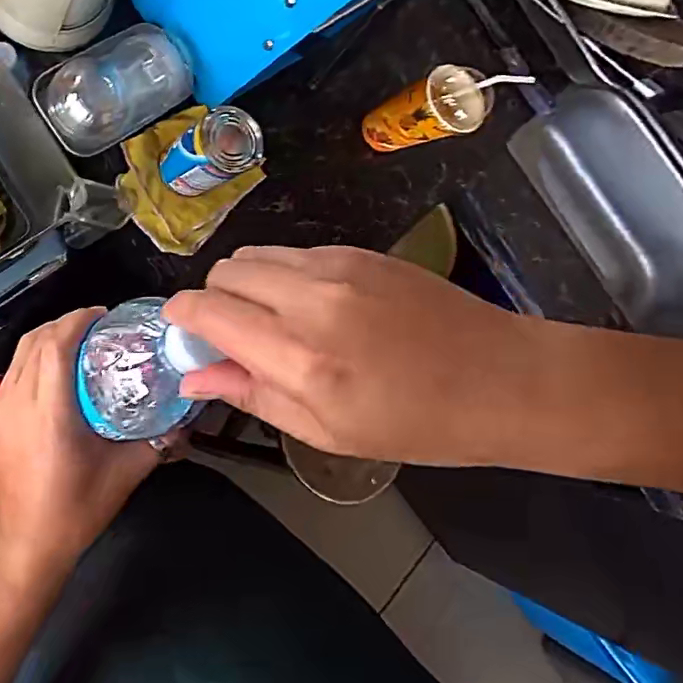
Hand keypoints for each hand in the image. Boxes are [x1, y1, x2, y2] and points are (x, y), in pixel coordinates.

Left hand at [0, 308, 162, 577]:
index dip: (78, 320)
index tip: (104, 316)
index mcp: (49, 410)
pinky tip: (59, 367)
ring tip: (81, 340)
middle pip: (36, 340)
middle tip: (98, 327)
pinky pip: (14, 368)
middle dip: (66, 323)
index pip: (55, 345)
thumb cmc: (76, 508)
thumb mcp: (125, 473)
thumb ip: (158, 441)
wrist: (26, 542)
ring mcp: (2, 406)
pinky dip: (35, 354)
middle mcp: (19, 400)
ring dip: (49, 336)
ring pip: (21, 351)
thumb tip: (185, 419)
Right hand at [164, 245, 566, 465]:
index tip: (180, 329)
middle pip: (224, 272)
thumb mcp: (327, 431)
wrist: (502, 378)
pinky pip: (292, 253)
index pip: (208, 309)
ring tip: (271, 320)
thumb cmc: (416, 424)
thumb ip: (251, 394)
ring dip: (245, 284)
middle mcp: (310, 299)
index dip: (181, 315)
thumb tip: (193, 375)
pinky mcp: (357, 250)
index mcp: (300, 356)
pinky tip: (310, 306)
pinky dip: (280, 275)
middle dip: (213, 300)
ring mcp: (336, 265)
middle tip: (231, 335)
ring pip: (254, 254)